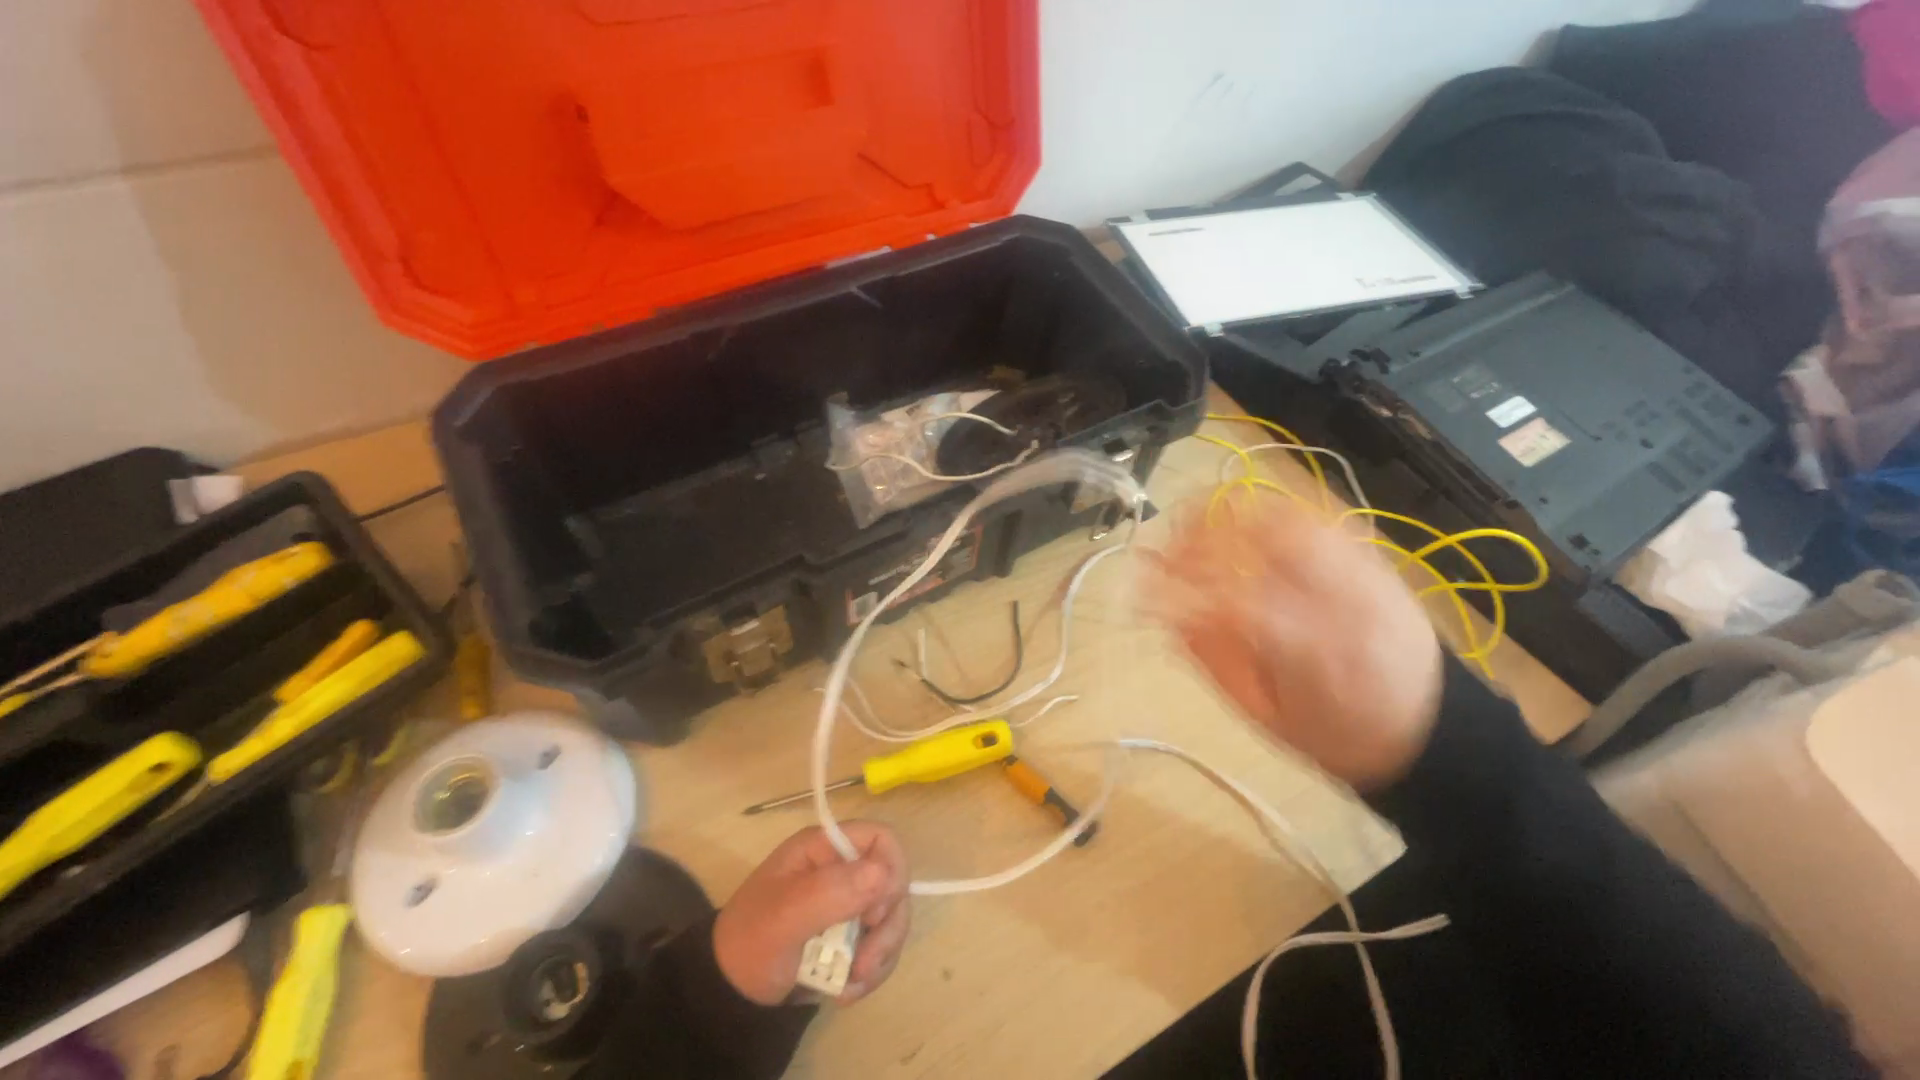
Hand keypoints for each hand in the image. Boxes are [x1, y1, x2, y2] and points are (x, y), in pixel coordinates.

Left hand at [713, 822, 909, 1005]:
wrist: (733, 991)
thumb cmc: (751, 943)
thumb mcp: (783, 917)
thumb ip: (829, 892)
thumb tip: (883, 874)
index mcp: (824, 849)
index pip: (881, 840)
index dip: (889, 872)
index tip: (873, 914)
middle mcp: (842, 870)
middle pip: (894, 885)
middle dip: (886, 928)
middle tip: (863, 962)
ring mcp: (850, 903)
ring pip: (892, 920)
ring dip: (879, 956)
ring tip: (850, 985)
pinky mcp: (852, 935)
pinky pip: (882, 948)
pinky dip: (871, 972)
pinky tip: (845, 990)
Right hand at [1143, 498, 1444, 790]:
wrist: (1434, 731)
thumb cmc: (1342, 739)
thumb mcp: (1270, 720)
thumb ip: (1218, 665)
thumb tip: (1171, 620)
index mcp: (1310, 650)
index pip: (1230, 599)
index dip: (1177, 587)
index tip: (1141, 587)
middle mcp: (1338, 600)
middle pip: (1260, 542)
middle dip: (1199, 534)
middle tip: (1162, 545)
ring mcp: (1362, 573)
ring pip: (1290, 519)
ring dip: (1233, 514)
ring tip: (1195, 522)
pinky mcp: (1374, 561)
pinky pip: (1318, 519)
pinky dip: (1273, 514)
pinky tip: (1245, 522)